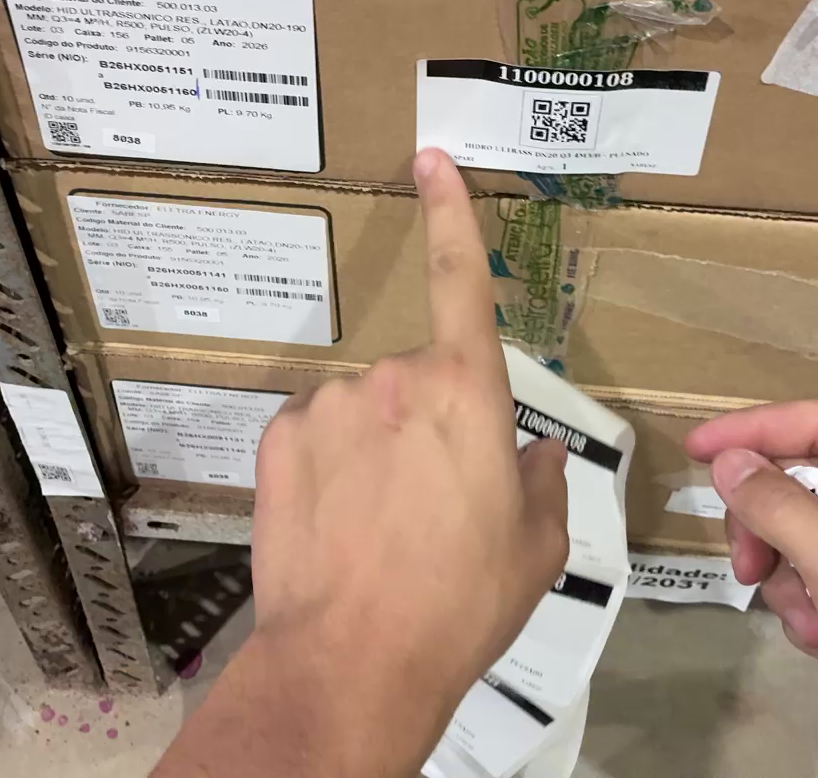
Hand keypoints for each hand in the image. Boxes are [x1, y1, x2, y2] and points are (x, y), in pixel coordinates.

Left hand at [152, 148, 568, 777]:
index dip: (450, 213)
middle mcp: (391, 377)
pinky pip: (316, 431)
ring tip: (378, 520)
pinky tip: (334, 517)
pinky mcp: (279, 432)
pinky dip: (327, 461)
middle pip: (414, 377)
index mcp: (464, 390)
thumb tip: (527, 451)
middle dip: (424, 420)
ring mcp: (327, 402)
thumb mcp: (536, 544)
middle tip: (427, 499)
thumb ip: (538, 477)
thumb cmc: (461, 600)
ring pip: (361, 406)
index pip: (459, 280)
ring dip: (373, 444)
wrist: (354, 659)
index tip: (430, 158)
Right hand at [687, 401, 817, 777]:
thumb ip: (784, 510)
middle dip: (767, 517)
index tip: (699, 449)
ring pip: (796, 522)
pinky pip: (807, 565)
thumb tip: (725, 459)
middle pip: (804, 476)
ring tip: (799, 613)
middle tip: (746, 558)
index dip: (757, 428)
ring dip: (781, 565)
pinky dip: (798, 596)